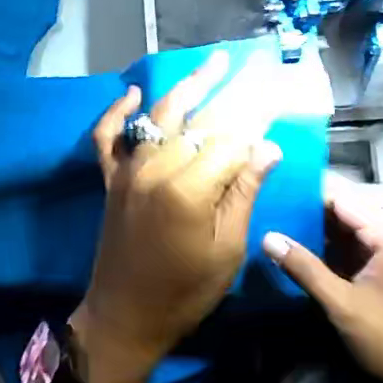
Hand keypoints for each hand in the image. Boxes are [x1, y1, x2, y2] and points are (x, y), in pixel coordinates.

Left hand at [77, 52, 281, 382]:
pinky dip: (116, 113)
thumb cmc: (185, 292)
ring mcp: (128, 171)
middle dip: (228, 92)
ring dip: (186, 88)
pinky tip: (131, 93)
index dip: (256, 120)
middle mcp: (155, 168)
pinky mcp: (111, 180)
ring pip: (158, 116)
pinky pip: (106, 138)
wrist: (125, 318)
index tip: (276, 97)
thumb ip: (243, 192)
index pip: (231, 140)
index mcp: (189, 189)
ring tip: (213, 64)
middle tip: (250, 66)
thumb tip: (267, 147)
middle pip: (198, 120)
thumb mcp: (227, 248)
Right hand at [263, 187, 382, 382]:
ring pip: (352, 238)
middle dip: (308, 220)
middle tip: (266, 218)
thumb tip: (268, 237)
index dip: (304, 198)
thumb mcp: (345, 305)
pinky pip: (362, 256)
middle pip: (346, 217)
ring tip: (276, 235)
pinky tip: (304, 261)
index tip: (269, 197)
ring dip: (319, 240)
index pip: (341, 200)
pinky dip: (336, 258)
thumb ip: (305, 269)